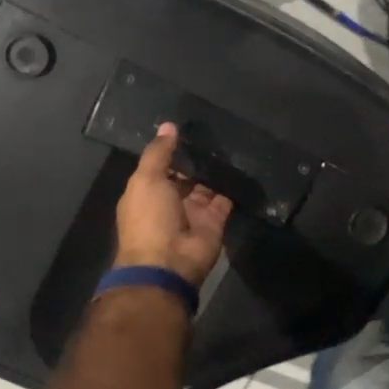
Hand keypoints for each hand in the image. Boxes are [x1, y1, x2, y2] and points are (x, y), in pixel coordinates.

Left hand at [114, 123, 232, 281]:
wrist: (169, 262)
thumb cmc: (149, 218)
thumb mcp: (146, 179)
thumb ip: (159, 153)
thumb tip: (169, 126)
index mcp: (147, 193)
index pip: (161, 167)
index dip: (172, 150)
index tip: (188, 128)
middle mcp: (170, 201)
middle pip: (186, 176)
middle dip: (197, 158)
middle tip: (216, 132)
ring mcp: (194, 212)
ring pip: (207, 185)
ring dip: (215, 170)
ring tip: (231, 143)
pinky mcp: (215, 221)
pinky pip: (226, 199)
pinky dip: (233, 186)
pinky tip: (242, 165)